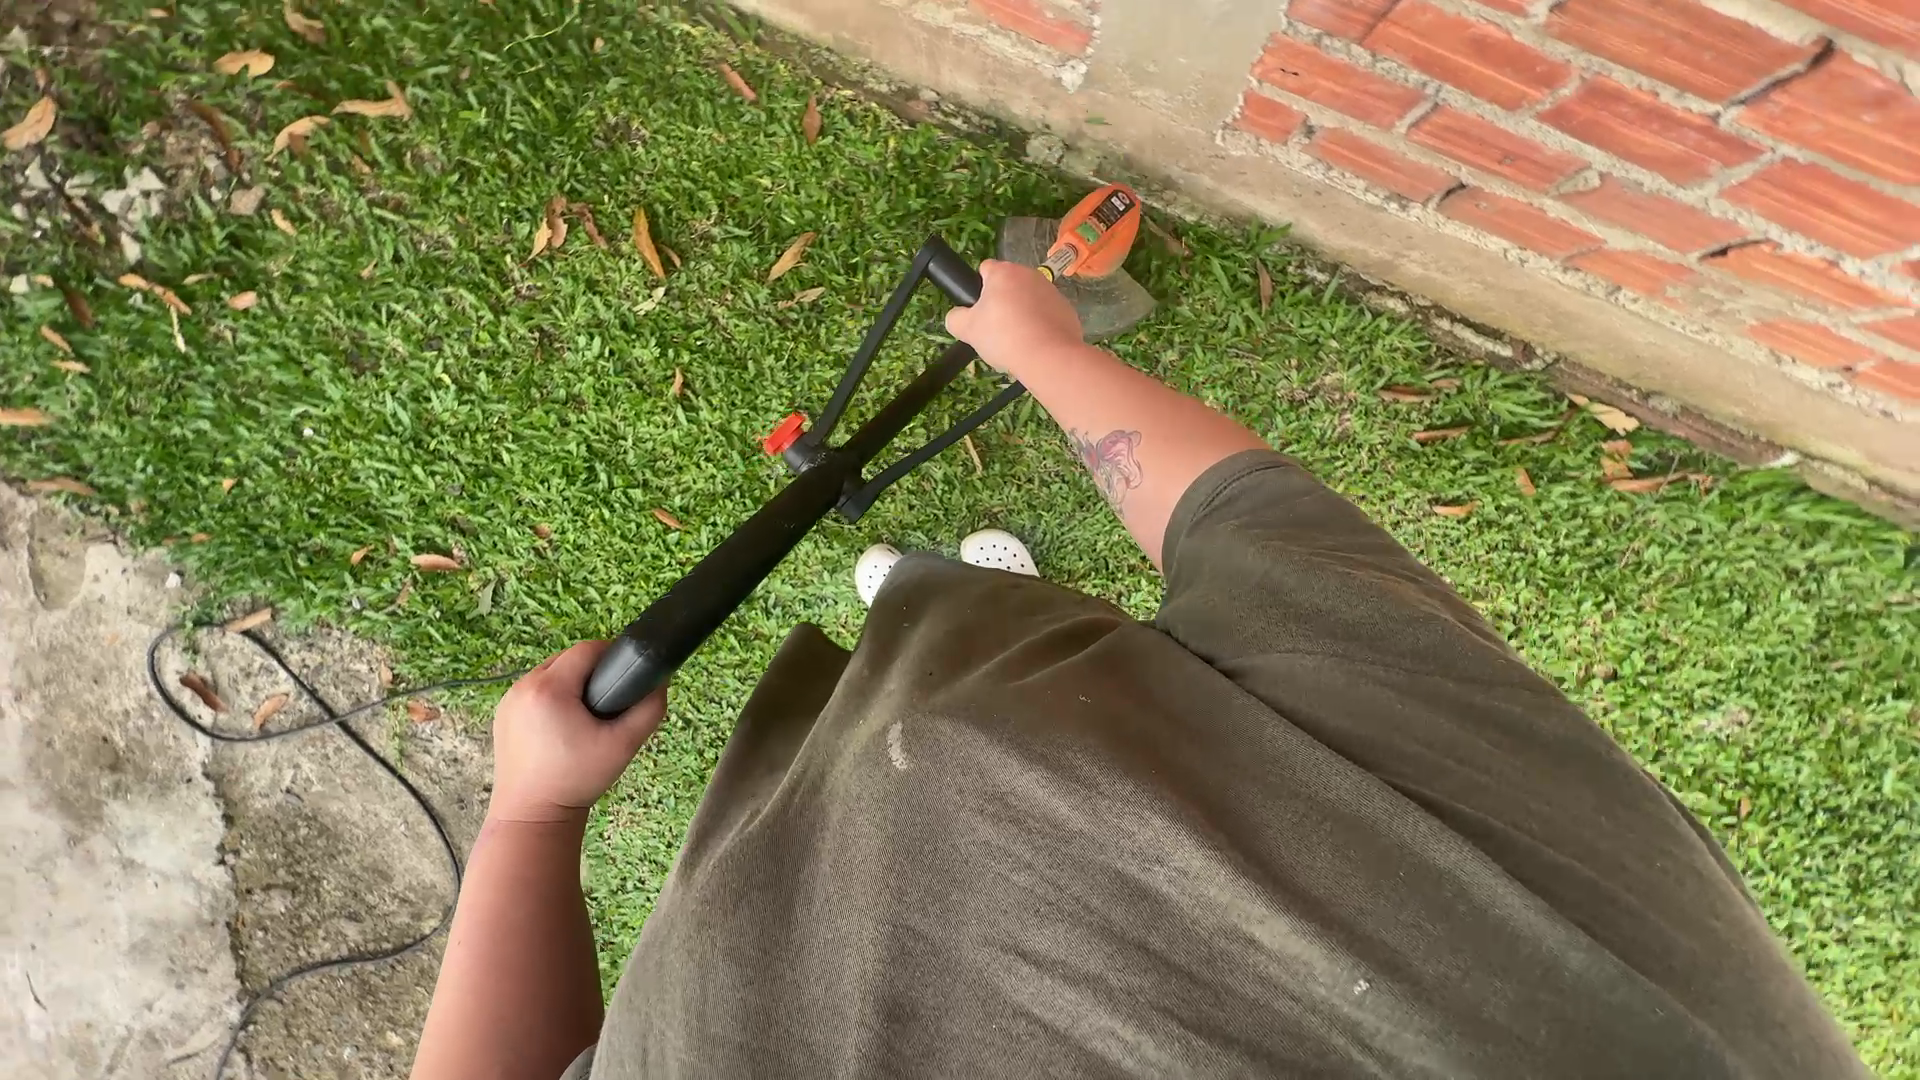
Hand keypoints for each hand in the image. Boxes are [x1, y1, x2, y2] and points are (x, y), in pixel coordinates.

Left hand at [487, 640, 666, 823]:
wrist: (532, 815)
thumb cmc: (578, 778)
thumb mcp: (625, 744)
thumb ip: (650, 707)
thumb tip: (660, 681)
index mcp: (549, 689)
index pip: (588, 649)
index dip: (613, 656)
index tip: (627, 677)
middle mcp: (523, 687)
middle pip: (568, 658)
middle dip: (593, 670)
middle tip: (612, 698)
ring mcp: (508, 700)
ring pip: (551, 672)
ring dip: (573, 682)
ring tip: (590, 710)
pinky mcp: (503, 714)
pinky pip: (536, 689)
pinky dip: (554, 695)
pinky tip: (567, 720)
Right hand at [944, 259, 1084, 374]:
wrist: (1048, 356)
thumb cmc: (1004, 337)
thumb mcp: (967, 330)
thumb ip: (956, 318)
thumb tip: (957, 316)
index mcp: (1003, 272)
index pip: (986, 268)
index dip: (979, 288)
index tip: (980, 311)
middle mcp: (1029, 274)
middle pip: (1009, 284)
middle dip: (1002, 302)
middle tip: (996, 329)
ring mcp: (1051, 290)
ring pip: (1029, 299)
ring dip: (1022, 313)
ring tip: (1017, 340)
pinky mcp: (1066, 309)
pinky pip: (1047, 314)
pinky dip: (1041, 325)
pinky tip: (1036, 344)